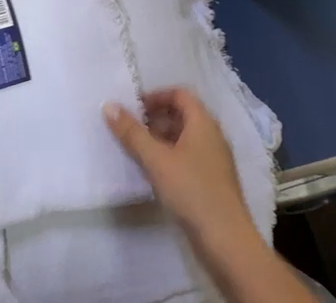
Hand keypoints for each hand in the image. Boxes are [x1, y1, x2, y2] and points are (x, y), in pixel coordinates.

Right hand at [107, 90, 314, 302]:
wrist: (226, 240)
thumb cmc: (191, 190)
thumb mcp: (156, 160)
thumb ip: (132, 133)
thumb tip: (109, 105)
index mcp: (203, 123)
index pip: (180, 94)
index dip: (156, 96)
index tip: (134, 108)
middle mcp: (213, 136)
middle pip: (183, 115)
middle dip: (155, 119)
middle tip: (131, 130)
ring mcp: (215, 160)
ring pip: (185, 138)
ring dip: (161, 139)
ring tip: (138, 152)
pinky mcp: (213, 182)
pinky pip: (189, 158)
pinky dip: (171, 158)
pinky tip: (155, 174)